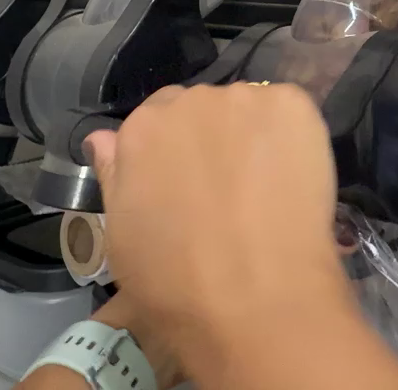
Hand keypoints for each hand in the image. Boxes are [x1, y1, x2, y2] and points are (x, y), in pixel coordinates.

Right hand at [84, 84, 355, 377]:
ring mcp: (245, 99)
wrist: (257, 299)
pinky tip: (291, 175)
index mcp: (143, 128)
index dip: (175, 151)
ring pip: (247, 109)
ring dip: (251, 135)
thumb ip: (114, 176)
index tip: (188, 182)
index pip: (157, 118)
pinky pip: (289, 110)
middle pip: (203, 109)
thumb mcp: (122, 239)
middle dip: (212, 138)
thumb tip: (104, 137)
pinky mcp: (292, 105)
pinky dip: (291, 135)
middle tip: (227, 189)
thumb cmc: (177, 283)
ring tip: (263, 187)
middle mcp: (191, 101)